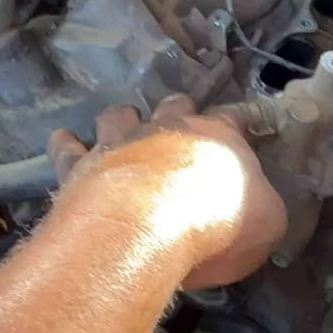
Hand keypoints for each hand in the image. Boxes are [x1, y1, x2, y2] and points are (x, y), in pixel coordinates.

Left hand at [49, 96, 287, 289]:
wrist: (150, 226)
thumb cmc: (220, 224)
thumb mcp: (268, 224)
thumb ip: (263, 208)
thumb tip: (260, 207)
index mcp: (219, 138)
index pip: (230, 120)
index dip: (231, 127)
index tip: (231, 134)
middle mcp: (169, 129)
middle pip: (174, 106)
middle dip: (176, 113)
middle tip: (177, 127)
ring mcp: (122, 142)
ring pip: (120, 116)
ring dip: (123, 121)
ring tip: (122, 131)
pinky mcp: (83, 166)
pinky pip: (69, 149)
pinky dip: (67, 145)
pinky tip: (64, 140)